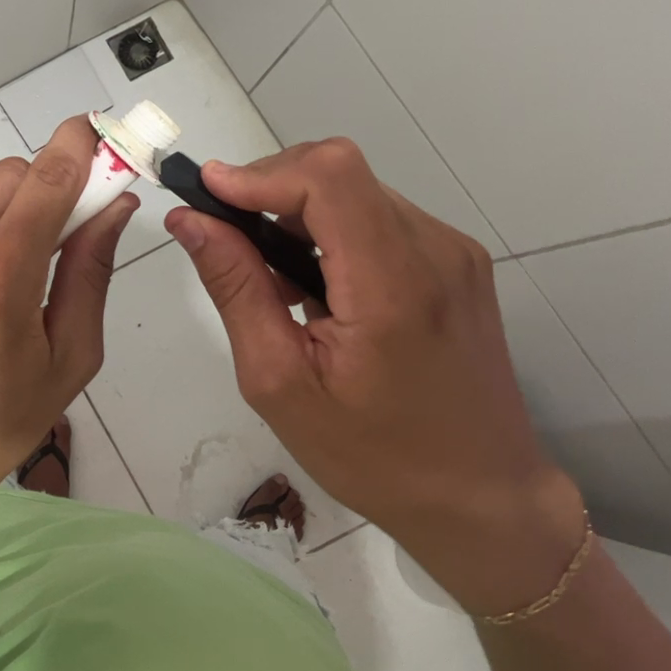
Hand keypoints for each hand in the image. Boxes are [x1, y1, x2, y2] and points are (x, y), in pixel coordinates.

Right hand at [164, 139, 583, 615]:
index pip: (328, 177)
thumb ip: (235, 288)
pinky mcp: (456, 264)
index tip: (204, 196)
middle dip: (268, 188)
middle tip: (224, 240)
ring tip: (267, 277)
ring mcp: (453, 254)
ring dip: (295, 211)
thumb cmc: (371, 455)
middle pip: (339, 172)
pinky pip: (377, 218)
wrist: (482, 499)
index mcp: (393, 284)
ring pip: (355, 191)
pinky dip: (328, 231)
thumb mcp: (279, 380)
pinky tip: (312, 286)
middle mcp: (434, 250)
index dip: (259, 172)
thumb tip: (189, 220)